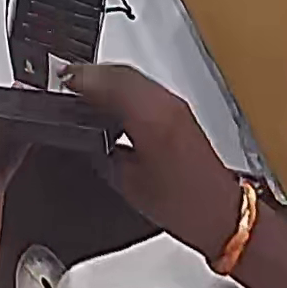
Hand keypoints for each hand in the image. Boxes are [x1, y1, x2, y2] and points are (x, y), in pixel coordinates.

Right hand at [64, 62, 239, 255]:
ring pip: (130, 73)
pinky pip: (142, 81)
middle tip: (67, 78)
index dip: (80, 78)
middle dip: (89, 72)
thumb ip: (102, 149)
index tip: (62, 79)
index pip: (107, 82)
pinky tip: (110, 94)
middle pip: (118, 71)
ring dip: (105, 75)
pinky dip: (120, 81)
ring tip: (84, 84)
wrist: (224, 216)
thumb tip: (85, 132)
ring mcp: (172, 102)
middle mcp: (163, 103)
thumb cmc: (183, 206)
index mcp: (149, 118)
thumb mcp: (127, 182)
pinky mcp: (177, 106)